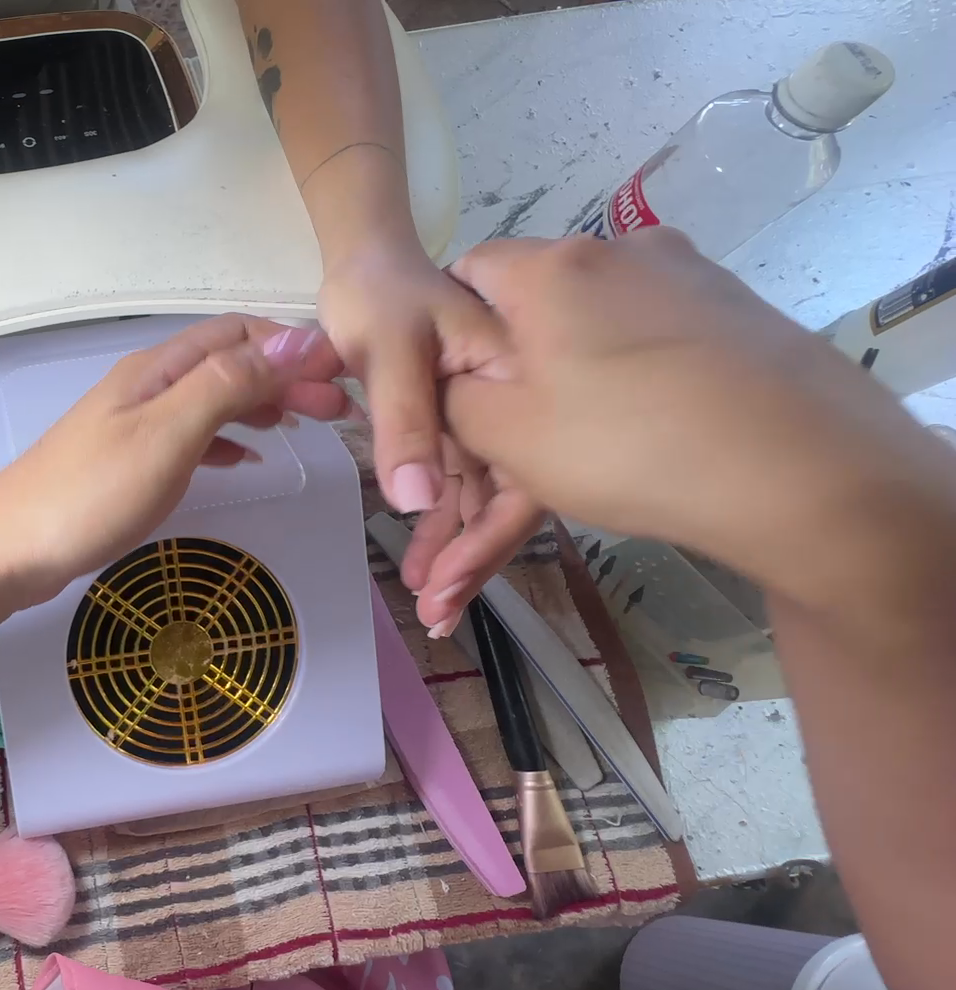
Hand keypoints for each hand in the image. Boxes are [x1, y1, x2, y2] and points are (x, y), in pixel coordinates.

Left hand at [0, 315, 347, 605]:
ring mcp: (131, 425)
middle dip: (282, 378)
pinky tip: (245, 459)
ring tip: (301, 428)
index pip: (237, 334)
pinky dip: (225, 440)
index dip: (292, 347)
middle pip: (225, 364)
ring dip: (257, 406)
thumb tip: (297, 341)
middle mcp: (145, 387)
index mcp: (156, 370)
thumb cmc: (90, 495)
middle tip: (334, 412)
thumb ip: (227, 385)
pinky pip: (188, 437)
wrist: (11, 550)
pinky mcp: (125, 463)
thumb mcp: (166, 435)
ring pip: (208, 400)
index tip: (341, 378)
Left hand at [318, 241, 546, 634]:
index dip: (487, 541)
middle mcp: (512, 407)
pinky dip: (437, 516)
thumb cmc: (379, 297)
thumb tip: (413, 501)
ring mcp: (485, 417)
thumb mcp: (388, 353)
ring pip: (477, 494)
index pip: (518, 478)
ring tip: (426, 597)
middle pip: (504, 495)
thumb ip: (404, 422)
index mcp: (517, 384)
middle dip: (471, 559)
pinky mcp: (456, 421)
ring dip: (452, 546)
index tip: (449, 591)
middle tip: (437, 613)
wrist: (367, 267)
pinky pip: (455, 477)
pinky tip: (421, 552)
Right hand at [441, 229, 955, 611]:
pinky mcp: (736, 306)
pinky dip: (625, 367)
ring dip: (568, 362)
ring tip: (581, 428)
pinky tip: (641, 421)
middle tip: (513, 419)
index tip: (456, 384)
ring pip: (589, 315)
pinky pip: (645, 329)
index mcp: (554, 268)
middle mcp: (623, 249)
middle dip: (509, 351)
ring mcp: (689, 274)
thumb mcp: (500, 433)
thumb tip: (451, 376)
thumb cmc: (625, 446)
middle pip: (530, 295)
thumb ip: (447, 395)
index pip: (466, 271)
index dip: (450, 328)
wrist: (808, 474)